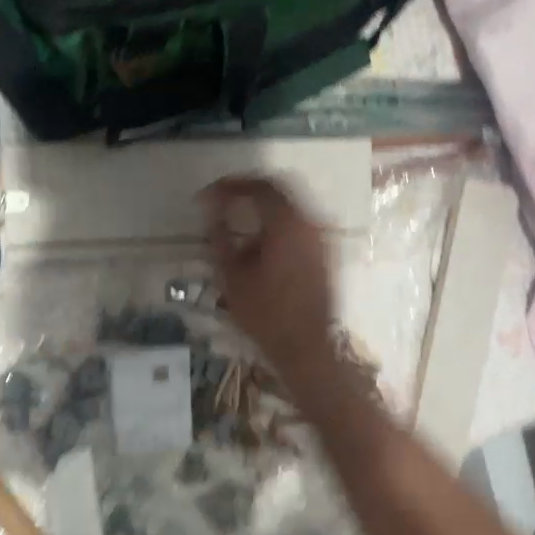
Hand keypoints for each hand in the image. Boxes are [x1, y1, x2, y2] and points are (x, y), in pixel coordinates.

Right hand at [202, 175, 335, 375]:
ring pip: (291, 208)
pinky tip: (261, 244)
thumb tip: (211, 210)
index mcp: (287, 222)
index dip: (230, 186)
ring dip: (264, 209)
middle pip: (278, 190)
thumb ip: (219, 236)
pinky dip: (279, 225)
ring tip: (239, 225)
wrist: (306, 348)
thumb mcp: (231, 276)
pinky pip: (300, 226)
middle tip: (223, 202)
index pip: (258, 186)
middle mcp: (311, 222)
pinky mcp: (326, 254)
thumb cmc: (265, 315)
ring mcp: (323, 238)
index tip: (208, 196)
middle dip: (248, 193)